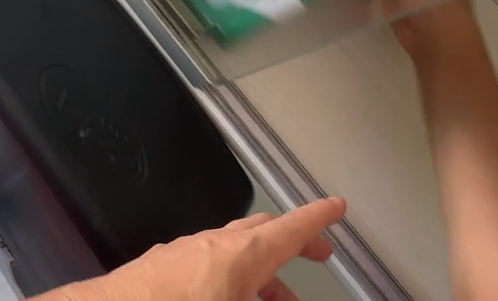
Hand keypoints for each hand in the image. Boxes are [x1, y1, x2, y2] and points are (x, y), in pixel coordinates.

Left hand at [38, 197, 347, 300]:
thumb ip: (270, 296)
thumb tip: (284, 296)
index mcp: (237, 257)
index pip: (288, 230)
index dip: (317, 219)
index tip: (336, 206)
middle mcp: (211, 245)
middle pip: (260, 233)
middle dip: (292, 242)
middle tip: (319, 255)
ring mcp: (182, 253)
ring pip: (232, 250)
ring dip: (261, 269)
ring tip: (278, 298)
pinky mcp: (160, 268)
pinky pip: (207, 262)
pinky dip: (231, 276)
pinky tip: (229, 296)